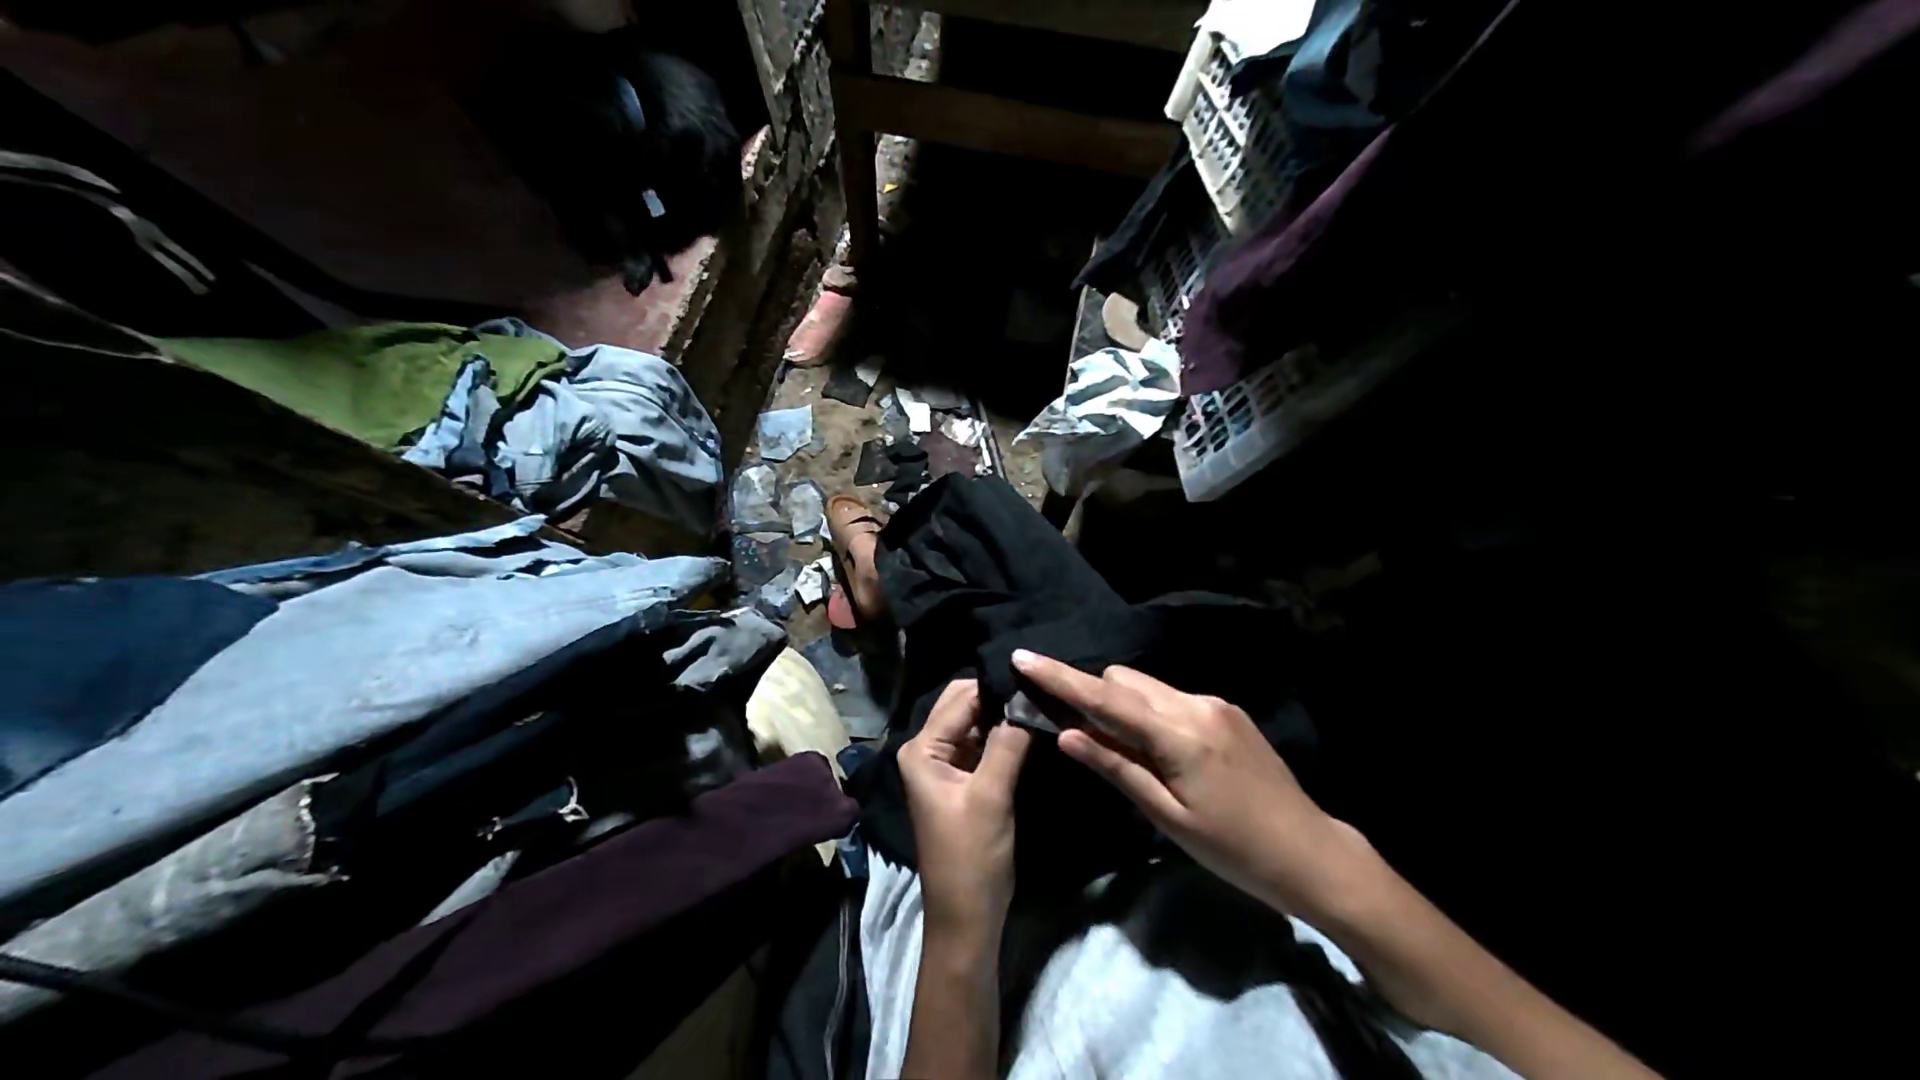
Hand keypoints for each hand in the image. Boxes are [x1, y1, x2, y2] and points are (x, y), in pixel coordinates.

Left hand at [899, 679, 1033, 932]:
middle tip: (1040, 689)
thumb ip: (1007, 744)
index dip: (995, 685)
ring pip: (974, 722)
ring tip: (1040, 702)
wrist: (966, 915)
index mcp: (922, 749)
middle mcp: (926, 749)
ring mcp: (943, 764)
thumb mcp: (991, 796)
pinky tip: (1029, 727)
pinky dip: (1001, 734)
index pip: (960, 698)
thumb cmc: (972, 856)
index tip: (1035, 676)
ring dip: (1002, 714)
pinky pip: (980, 743)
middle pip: (964, 704)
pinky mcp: (960, 778)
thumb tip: (1027, 698)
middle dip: (998, 696)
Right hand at [1012, 649, 1371, 920]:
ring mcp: (1215, 703)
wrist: (1311, 852)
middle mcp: (1196, 704)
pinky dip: (1150, 712)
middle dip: (1093, 694)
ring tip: (1120, 746)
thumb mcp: (1167, 817)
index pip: (1106, 697)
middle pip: (1125, 680)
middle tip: (1077, 732)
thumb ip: (1116, 767)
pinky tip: (1158, 748)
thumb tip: (1066, 734)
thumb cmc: (1233, 849)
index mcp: (1179, 734)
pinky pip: (1171, 697)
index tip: (1023, 657)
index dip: (1060, 677)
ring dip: (1122, 704)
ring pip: (1148, 686)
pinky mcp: (1227, 710)